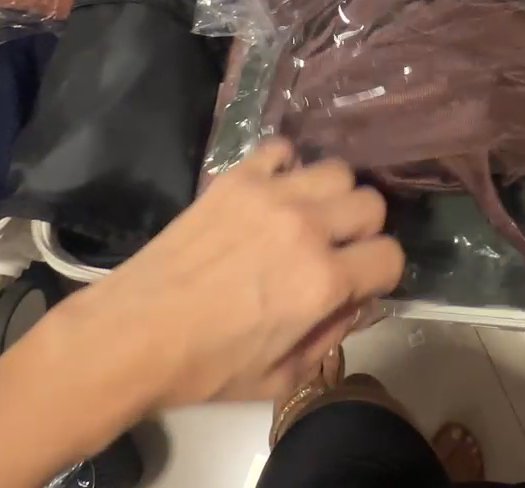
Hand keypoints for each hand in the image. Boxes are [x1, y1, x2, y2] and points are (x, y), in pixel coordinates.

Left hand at [45, 138, 404, 411]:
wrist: (134, 333)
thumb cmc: (206, 366)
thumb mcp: (280, 376)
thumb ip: (332, 336)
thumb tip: (356, 299)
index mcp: (322, 282)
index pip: (391, 256)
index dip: (382, 273)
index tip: (362, 279)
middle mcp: (307, 228)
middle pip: (372, 204)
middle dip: (363, 230)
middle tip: (336, 247)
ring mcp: (272, 195)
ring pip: (337, 170)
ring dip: (331, 196)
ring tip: (307, 215)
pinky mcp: (238, 177)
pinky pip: (282, 149)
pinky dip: (286, 167)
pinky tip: (274, 191)